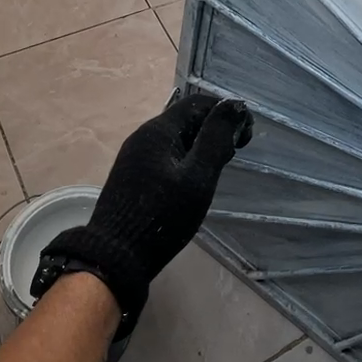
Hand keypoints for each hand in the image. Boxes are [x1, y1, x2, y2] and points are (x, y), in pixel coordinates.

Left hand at [32, 92, 252, 337]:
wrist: (114, 258)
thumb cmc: (161, 216)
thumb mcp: (197, 178)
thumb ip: (216, 139)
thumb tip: (234, 105)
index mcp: (159, 130)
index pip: (199, 103)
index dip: (226, 111)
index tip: (246, 134)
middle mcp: (144, 136)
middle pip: (187, 118)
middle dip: (215, 128)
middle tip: (236, 152)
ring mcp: (136, 156)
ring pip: (177, 138)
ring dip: (202, 144)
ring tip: (220, 166)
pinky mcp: (133, 175)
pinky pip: (167, 154)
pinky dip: (187, 158)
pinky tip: (195, 180)